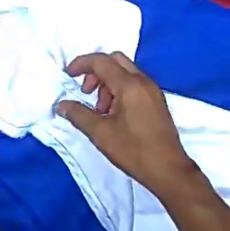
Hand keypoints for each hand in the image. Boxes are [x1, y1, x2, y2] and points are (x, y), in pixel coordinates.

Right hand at [55, 52, 203, 200]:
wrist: (168, 168)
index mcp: (130, 85)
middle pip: (115, 61)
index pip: (102, 61)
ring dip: (107, 84)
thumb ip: (78, 115)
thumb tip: (61, 105)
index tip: (68, 75)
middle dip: (96, 72)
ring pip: (125, 72)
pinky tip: (114, 114)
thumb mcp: (101, 133)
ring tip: (100, 111)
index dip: (81, 64)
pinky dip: (120, 90)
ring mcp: (153, 90)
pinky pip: (135, 84)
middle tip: (86, 93)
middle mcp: (144, 81)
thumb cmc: (134, 150)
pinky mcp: (157, 100)